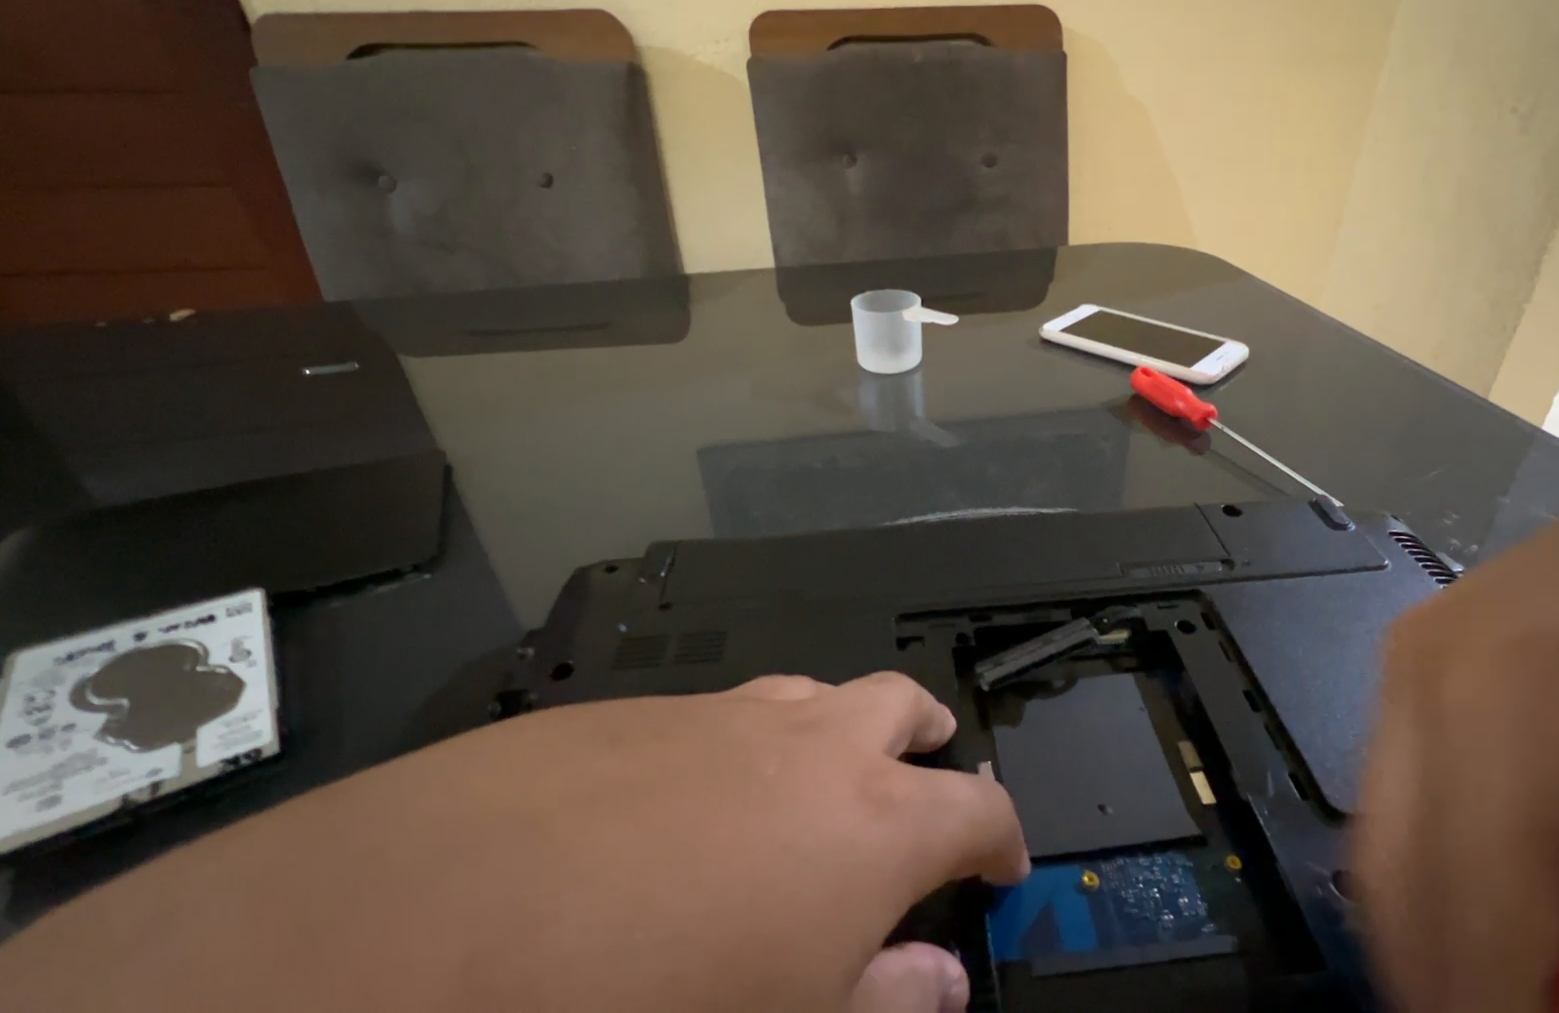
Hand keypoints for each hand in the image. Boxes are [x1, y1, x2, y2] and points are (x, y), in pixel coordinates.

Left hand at [0, 671, 1028, 1011]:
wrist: (440, 922)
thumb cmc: (652, 1000)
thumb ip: (885, 1001)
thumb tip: (940, 984)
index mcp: (872, 820)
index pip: (978, 808)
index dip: (1002, 836)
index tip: (1001, 863)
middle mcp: (812, 741)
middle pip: (903, 705)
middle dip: (929, 739)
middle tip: (927, 775)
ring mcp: (725, 712)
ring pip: (814, 693)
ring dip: (838, 729)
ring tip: (817, 784)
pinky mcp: (642, 708)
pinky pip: (724, 710)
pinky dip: (747, 741)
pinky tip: (694, 800)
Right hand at [1356, 424, 1558, 1012]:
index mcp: (1501, 672)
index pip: (1479, 889)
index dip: (1517, 1006)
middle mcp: (1420, 662)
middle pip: (1400, 870)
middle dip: (1467, 987)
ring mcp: (1411, 660)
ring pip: (1388, 844)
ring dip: (1461, 945)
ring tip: (1556, 997)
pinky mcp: (1427, 669)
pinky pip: (1408, 805)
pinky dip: (1458, 886)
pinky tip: (1535, 923)